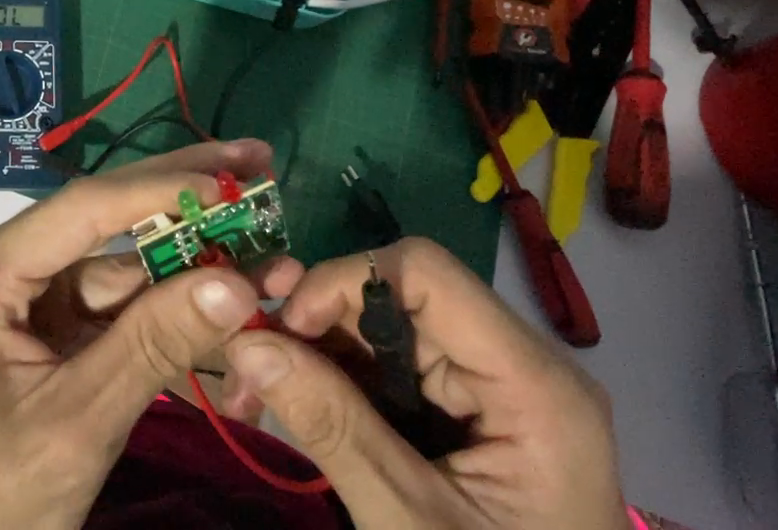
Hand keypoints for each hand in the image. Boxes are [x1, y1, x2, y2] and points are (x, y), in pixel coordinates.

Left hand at [0, 140, 298, 529]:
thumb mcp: (77, 424)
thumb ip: (154, 347)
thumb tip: (238, 279)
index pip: (83, 209)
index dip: (162, 187)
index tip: (236, 176)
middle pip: (99, 217)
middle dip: (178, 192)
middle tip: (256, 161)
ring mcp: (22, 294)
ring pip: (114, 259)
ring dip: (186, 253)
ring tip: (263, 238)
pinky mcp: (41, 324)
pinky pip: (110, 299)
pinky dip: (165, 296)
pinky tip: (219, 286)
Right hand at [224, 238, 625, 529]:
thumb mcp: (410, 526)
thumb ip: (332, 427)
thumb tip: (245, 342)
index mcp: (533, 384)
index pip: (424, 273)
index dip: (342, 282)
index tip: (282, 332)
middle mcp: (516, 364)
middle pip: (395, 294)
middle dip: (313, 322)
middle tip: (247, 373)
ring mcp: (489, 385)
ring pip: (377, 324)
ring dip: (310, 351)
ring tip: (253, 396)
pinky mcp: (463, 407)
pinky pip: (383, 362)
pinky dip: (330, 378)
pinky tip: (294, 408)